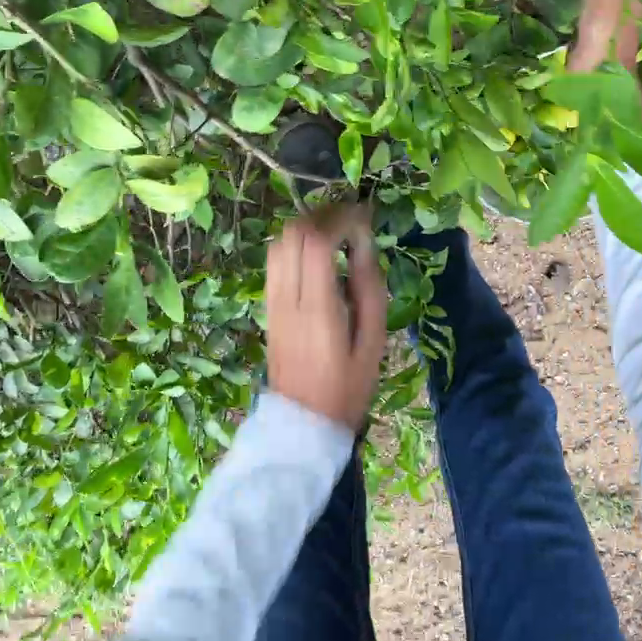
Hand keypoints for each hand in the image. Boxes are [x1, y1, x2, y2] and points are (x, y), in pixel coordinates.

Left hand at [264, 205, 387, 430]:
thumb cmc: (348, 387)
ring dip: (305, 227)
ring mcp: (272, 303)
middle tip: (349, 218)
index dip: (339, 218)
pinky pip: (274, 261)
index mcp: (318, 310)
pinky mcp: (267, 307)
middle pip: (292, 235)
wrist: (303, 425)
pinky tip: (316, 253)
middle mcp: (288, 300)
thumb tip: (364, 243)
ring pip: (277, 243)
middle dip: (321, 216)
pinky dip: (294, 245)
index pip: (317, 243)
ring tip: (333, 231)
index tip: (363, 215)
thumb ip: (370, 289)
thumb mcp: (374, 342)